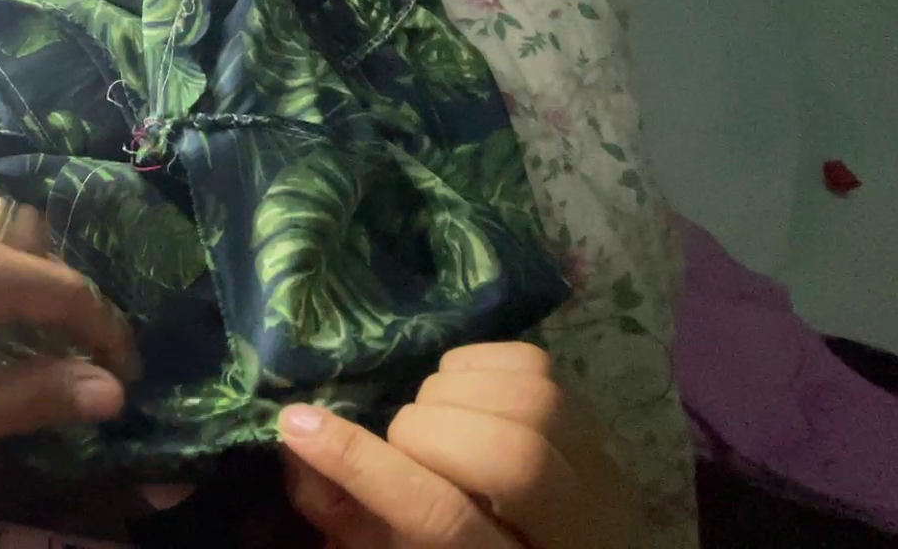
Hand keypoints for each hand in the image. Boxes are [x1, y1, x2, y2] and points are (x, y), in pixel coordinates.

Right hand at [278, 343, 642, 548]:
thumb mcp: (386, 547)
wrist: (552, 548)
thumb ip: (340, 504)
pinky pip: (534, 368)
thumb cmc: (448, 547)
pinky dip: (479, 368)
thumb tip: (294, 434)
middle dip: (426, 431)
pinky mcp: (599, 428)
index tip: (298, 422)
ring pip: (530, 404)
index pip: (442, 519)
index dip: (364, 466)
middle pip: (508, 458)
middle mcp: (580, 532)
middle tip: (399, 438)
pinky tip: (466, 397)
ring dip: (454, 396)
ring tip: (434, 418)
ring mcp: (603, 476)